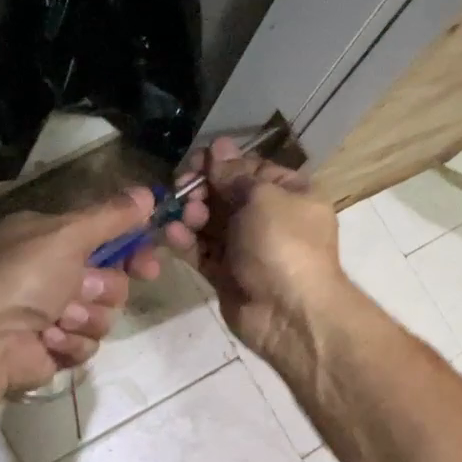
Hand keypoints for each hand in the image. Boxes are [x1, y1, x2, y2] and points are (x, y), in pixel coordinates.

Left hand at [0, 187, 207, 394]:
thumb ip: (111, 216)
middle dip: (101, 289)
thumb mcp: (69, 234)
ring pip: (103, 316)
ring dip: (84, 317)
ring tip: (56, 318)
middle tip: (83, 289)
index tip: (148, 264)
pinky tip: (48, 339)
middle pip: (111, 281)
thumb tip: (147, 194)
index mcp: (48, 238)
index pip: (106, 238)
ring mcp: (54, 312)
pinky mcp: (56, 347)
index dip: (131, 251)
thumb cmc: (24, 277)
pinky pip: (87, 344)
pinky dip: (70, 342)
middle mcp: (51, 272)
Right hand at [179, 137, 346, 365]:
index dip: (222, 163)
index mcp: (290, 194)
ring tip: (182, 216)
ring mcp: (247, 249)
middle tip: (182, 189)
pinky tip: (171, 233)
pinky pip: (202, 251)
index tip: (195, 162)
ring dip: (191, 215)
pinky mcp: (226, 275)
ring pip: (210, 223)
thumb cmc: (284, 245)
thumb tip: (218, 146)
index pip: (251, 169)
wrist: (290, 314)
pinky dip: (186, 241)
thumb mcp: (264, 197)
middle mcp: (269, 220)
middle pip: (226, 195)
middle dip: (201, 189)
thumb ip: (235, 174)